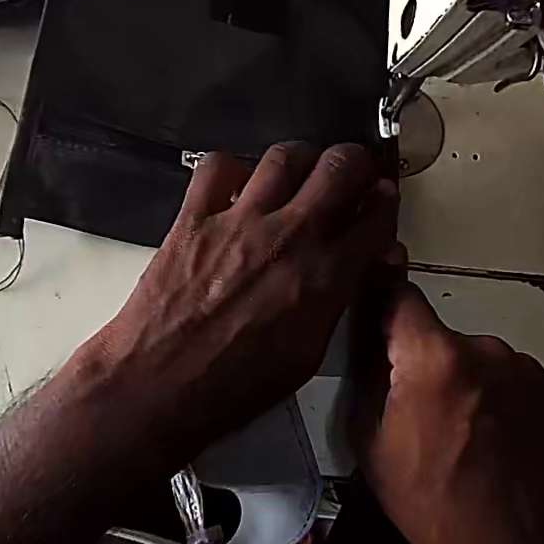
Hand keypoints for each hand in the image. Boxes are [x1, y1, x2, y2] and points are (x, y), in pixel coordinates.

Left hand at [64, 141, 397, 467]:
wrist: (158, 386)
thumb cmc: (231, 387)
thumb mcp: (305, 358)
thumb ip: (333, 303)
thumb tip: (348, 272)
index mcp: (323, 278)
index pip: (375, 218)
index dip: (385, 204)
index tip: (380, 201)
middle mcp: (287, 239)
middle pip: (340, 167)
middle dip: (355, 164)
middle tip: (349, 173)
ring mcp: (238, 224)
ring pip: (284, 156)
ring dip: (301, 159)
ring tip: (300, 171)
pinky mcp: (193, 220)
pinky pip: (217, 167)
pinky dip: (232, 168)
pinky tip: (236, 187)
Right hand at [359, 279, 543, 543]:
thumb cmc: (427, 500)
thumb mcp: (369, 439)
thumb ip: (367, 373)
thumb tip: (368, 330)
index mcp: (433, 358)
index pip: (398, 295)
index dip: (379, 289)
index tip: (370, 282)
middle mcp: (485, 348)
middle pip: (435, 333)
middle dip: (418, 356)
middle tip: (412, 406)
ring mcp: (524, 367)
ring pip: (471, 355)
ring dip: (457, 376)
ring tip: (457, 429)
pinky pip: (503, 375)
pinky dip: (490, 392)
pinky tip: (489, 434)